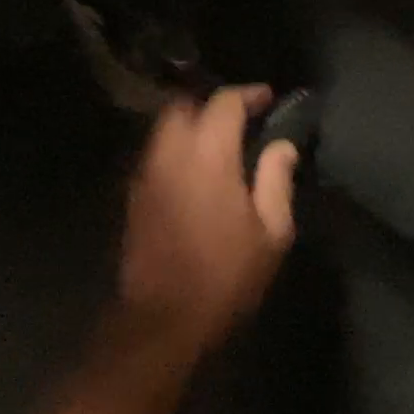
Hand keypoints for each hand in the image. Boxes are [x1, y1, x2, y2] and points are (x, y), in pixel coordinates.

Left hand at [121, 86, 299, 349]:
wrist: (162, 318)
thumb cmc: (225, 278)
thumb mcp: (271, 234)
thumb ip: (276, 180)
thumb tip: (282, 145)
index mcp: (207, 156)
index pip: (224, 102)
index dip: (249, 95)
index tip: (269, 100)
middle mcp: (168, 154)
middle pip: (183, 106)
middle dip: (211, 106)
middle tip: (239, 123)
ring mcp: (144, 175)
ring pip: (163, 131)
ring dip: (189, 129)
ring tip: (217, 148)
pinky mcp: (132, 197)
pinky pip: (153, 157)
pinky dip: (173, 153)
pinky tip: (193, 175)